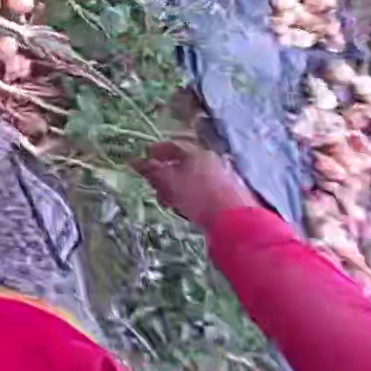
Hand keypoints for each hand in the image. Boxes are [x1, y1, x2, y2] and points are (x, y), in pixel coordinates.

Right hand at [134, 138, 261, 228]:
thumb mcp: (169, 181)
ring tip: (168, 201)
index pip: (172, 146)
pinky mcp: (230, 195)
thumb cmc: (198, 196)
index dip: (155, 152)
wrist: (238, 224)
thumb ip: (150, 169)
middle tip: (154, 186)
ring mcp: (223, 178)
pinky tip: (185, 207)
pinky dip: (190, 195)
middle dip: (164, 174)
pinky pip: (203, 189)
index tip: (143, 160)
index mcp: (198, 153)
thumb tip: (132, 160)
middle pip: (182, 163)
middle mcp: (212, 161)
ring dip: (175, 187)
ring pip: (192, 178)